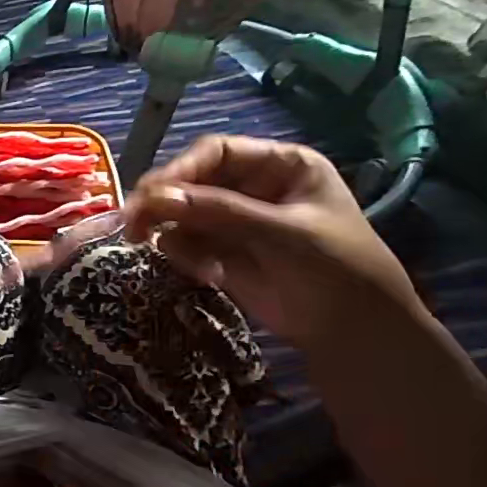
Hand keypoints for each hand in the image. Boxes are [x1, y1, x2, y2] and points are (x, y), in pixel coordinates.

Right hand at [121, 135, 423, 345]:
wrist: (353, 333)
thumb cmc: (337, 269)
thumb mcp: (283, 232)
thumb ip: (220, 211)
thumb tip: (156, 196)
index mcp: (278, 165)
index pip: (216, 153)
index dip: (180, 169)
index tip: (150, 193)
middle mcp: (250, 186)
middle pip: (190, 181)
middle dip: (163, 202)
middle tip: (132, 223)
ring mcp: (232, 220)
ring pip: (180, 213)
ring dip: (169, 231)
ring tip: (175, 256)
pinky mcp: (218, 252)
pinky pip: (183, 243)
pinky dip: (183, 256)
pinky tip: (205, 274)